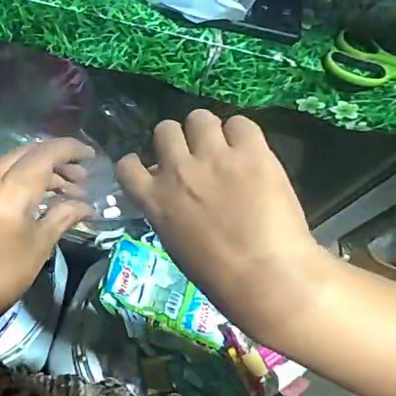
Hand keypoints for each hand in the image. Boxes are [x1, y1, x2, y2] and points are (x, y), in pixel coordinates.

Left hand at [0, 139, 93, 332]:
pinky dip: (22, 179)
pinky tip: (41, 197)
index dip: (69, 149)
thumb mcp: (39, 245)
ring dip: (39, 170)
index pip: (43, 155)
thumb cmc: (3, 275)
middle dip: (56, 159)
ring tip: (68, 190)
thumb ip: (63, 215)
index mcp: (7, 191)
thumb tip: (85, 205)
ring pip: (11, 164)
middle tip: (81, 177)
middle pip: (26, 154)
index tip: (91, 154)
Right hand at [115, 110, 334, 341]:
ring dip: (208, 130)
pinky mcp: (251, 152)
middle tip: (195, 154)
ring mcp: (214, 157)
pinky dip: (242, 133)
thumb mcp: (176, 242)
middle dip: (178, 139)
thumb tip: (174, 195)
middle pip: (165, 130)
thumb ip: (168, 210)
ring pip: (200, 118)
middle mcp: (177, 170)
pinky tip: (250, 149)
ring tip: (223, 145)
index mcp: (154, 199)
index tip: (153, 167)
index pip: (127, 165)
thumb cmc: (220, 277)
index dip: (140, 162)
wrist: (268, 277)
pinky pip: (240, 123)